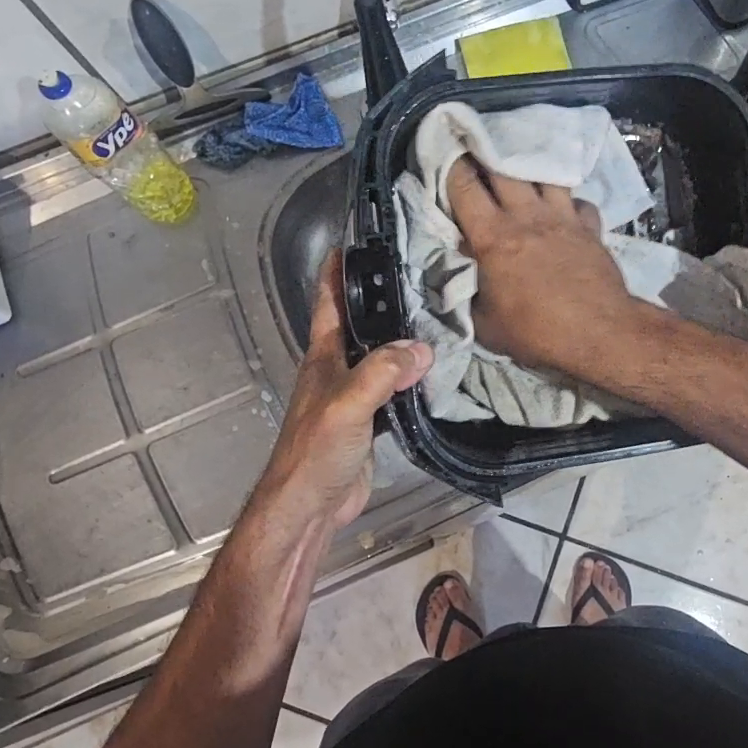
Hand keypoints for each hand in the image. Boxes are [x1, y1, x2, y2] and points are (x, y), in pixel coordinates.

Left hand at [252, 253, 431, 527]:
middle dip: (384, 300)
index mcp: (324, 357)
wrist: (309, 506)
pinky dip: (413, 379)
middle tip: (422, 276)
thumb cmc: (315, 450)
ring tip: (438, 318)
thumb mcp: (348, 403)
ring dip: (403, 340)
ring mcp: (354, 397)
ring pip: (382, 357)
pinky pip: (395, 390)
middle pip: (362, 326)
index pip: (329, 303)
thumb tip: (423, 349)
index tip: (355, 241)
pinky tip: (436, 374)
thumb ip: (383, 372)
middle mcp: (338, 370)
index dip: (338, 271)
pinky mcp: (371, 423)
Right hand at [445, 158, 640, 371]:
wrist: (598, 333)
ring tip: (520, 170)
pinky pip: (577, 200)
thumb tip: (456, 280)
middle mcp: (527, 216)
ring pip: (543, 174)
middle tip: (476, 150)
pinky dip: (568, 201)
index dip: (450, 167)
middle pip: (502, 168)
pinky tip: (564, 210)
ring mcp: (562, 217)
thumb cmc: (536, 332)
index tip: (443, 155)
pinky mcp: (590, 227)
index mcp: (493, 237)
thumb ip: (466, 295)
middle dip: (485, 154)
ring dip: (528, 169)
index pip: (465, 187)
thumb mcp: (485, 324)